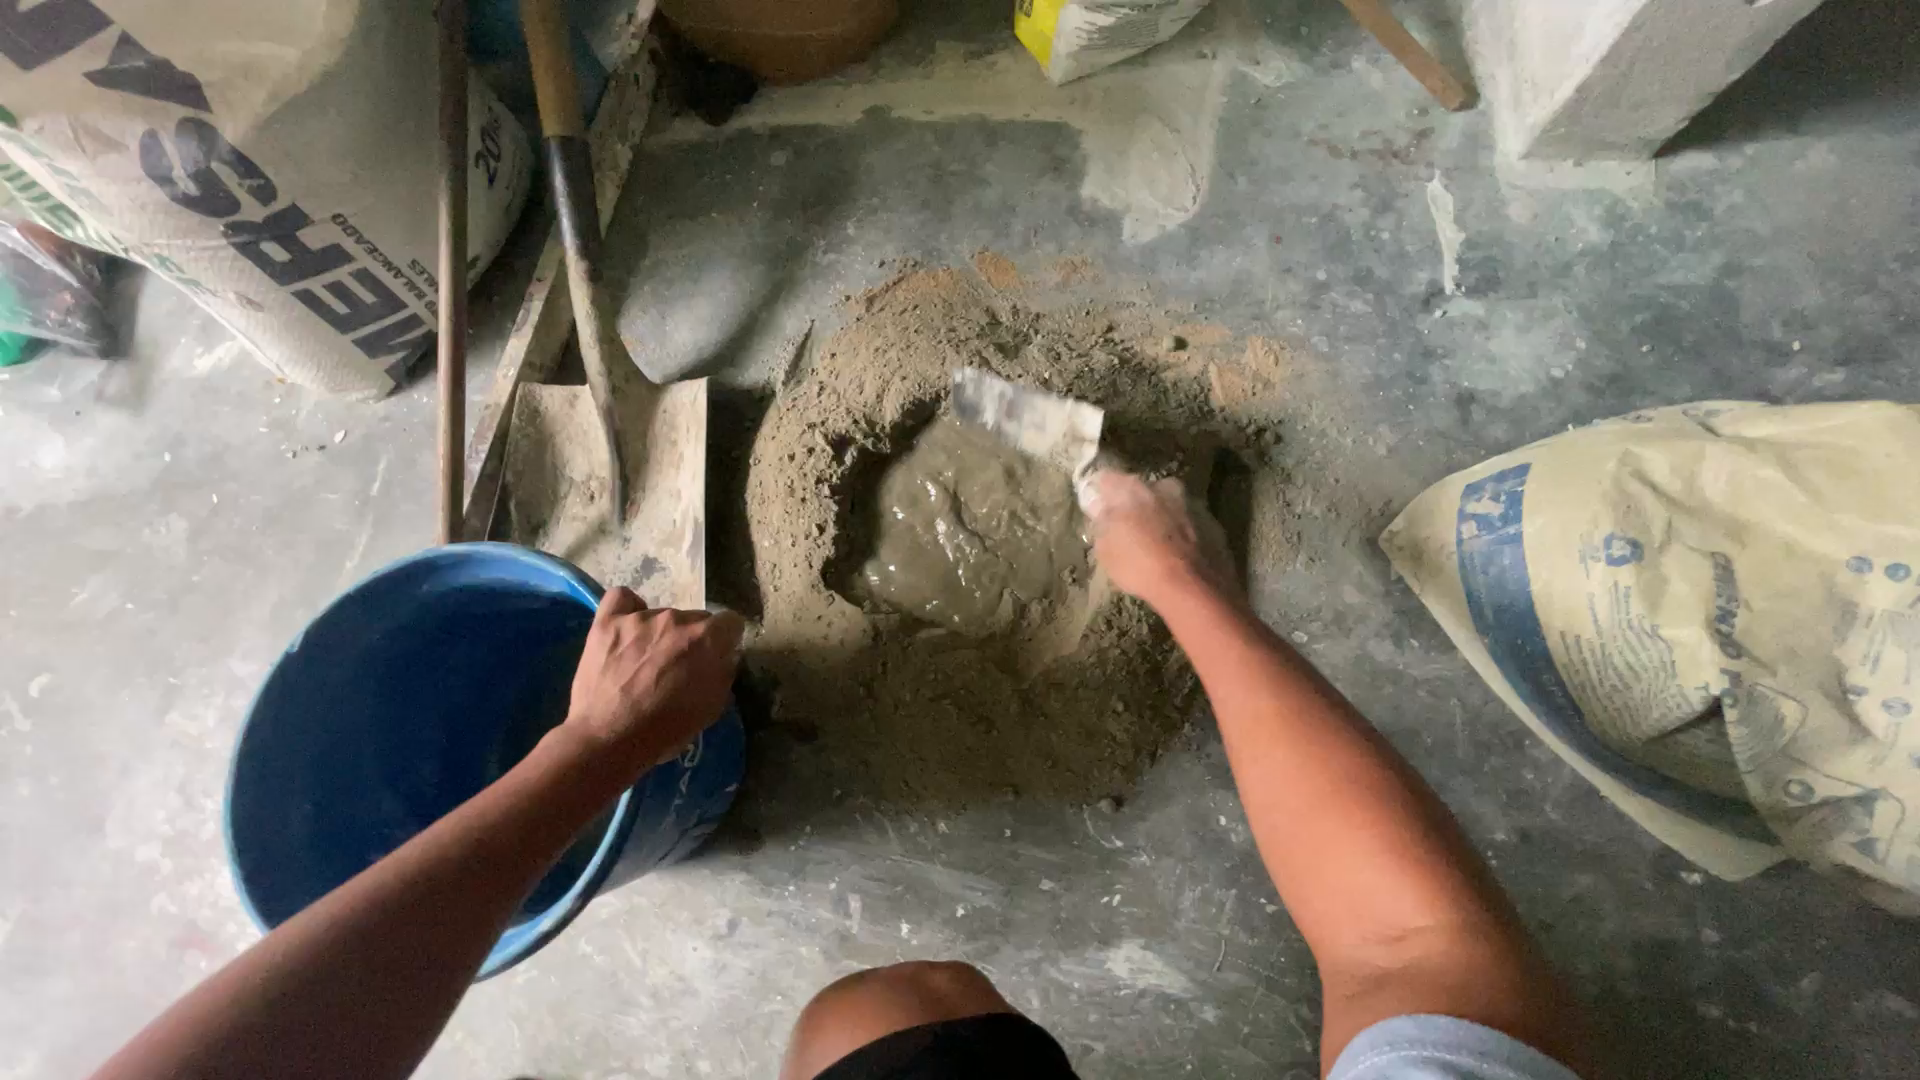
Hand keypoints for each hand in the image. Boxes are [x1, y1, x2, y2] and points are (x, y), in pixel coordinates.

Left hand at [565, 586, 744, 771]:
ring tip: (643, 661)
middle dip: (692, 639)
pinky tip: (627, 628)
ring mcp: (639, 618)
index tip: (716, 657)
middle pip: (695, 618)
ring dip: (660, 633)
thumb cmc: (666, 729)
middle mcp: (676, 619)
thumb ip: (724, 672)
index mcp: (707, 638)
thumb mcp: (713, 707)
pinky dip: (628, 609)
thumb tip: (724, 656)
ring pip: (661, 614)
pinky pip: (622, 598)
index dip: (726, 641)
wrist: (609, 740)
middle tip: (678, 666)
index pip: (730, 622)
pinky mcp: (607, 622)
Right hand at [1079, 468, 1235, 609]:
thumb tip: (1102, 511)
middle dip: (1134, 503)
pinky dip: (1181, 530)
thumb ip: (1102, 524)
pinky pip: (1188, 520)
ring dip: (1160, 515)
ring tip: (1155, 541)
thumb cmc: (1138, 567)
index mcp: (1130, 489)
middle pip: (1141, 488)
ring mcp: (1190, 502)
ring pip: (1168, 503)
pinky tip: (1177, 552)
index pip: (1106, 478)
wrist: (1191, 587)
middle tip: (1128, 526)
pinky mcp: (1212, 521)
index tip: (1097, 507)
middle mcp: (1161, 487)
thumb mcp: (1105, 551)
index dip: (1100, 492)